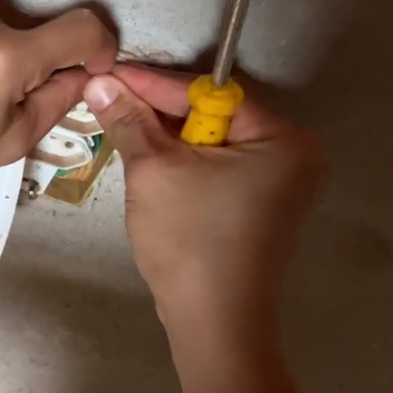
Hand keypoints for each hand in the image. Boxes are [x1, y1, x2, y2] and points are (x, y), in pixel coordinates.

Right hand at [82, 65, 324, 333]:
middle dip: (157, 111)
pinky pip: (216, 169)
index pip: (209, 93)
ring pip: (210, 145)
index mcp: (283, 138)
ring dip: (164, 138)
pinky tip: (146, 158)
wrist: (211, 318)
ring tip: (118, 124)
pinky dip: (181, 163)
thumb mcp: (154, 170)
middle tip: (110, 100)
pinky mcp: (258, 208)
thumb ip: (129, 121)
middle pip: (211, 117)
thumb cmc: (190, 238)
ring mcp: (279, 186)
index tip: (109, 75)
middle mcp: (293, 156)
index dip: (153, 84)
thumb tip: (99, 83)